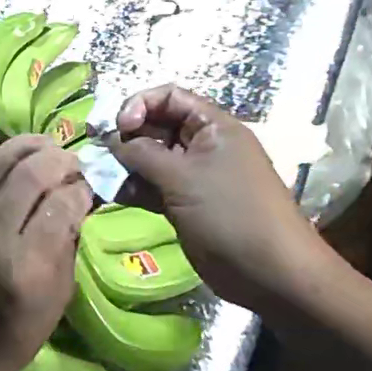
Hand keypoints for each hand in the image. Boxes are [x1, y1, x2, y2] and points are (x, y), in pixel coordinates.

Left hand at [0, 112, 94, 370]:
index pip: (61, 204)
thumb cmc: (21, 325)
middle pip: (32, 175)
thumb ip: (70, 235)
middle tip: (73, 164)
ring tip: (47, 146)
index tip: (88, 188)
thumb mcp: (61, 288)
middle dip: (61, 161)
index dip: (81, 189)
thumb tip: (82, 189)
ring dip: (28, 144)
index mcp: (26, 265)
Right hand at [111, 85, 333, 313]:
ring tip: (102, 177)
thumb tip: (112, 141)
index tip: (120, 126)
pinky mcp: (187, 204)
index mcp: (212, 127)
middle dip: (127, 137)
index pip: (169, 97)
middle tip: (100, 153)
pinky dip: (135, 188)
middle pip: (157, 126)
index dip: (140, 104)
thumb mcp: (182, 177)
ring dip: (126, 165)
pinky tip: (114, 195)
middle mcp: (203, 145)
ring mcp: (195, 177)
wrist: (271, 273)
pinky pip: (154, 187)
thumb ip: (142, 154)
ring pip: (152, 159)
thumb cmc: (229, 213)